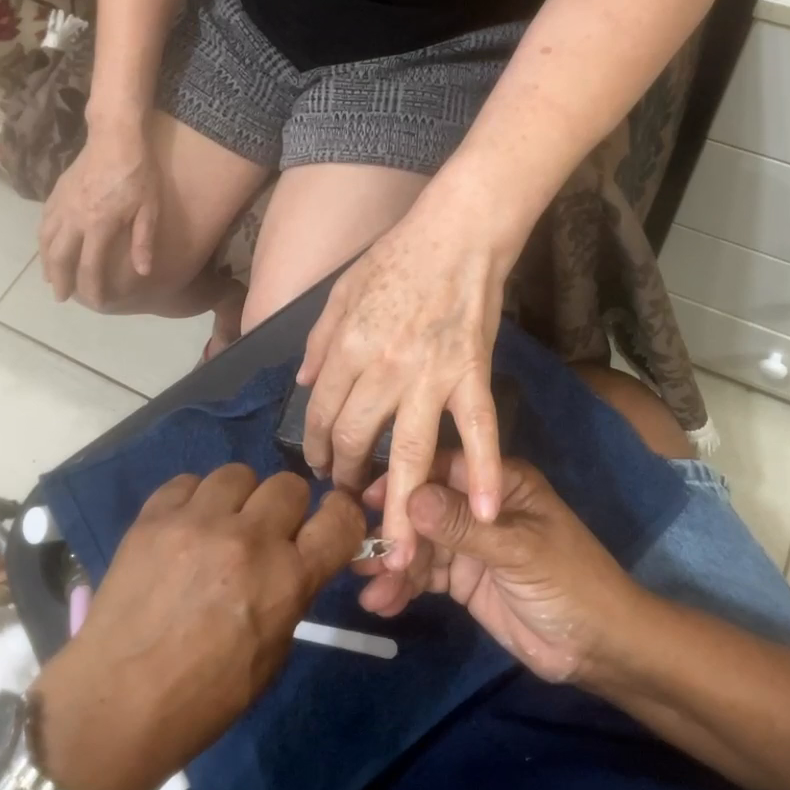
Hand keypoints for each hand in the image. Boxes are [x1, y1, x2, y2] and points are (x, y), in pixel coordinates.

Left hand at [29, 466, 364, 789]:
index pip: (340, 519)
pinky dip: (192, 500)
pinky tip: (183, 529)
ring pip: (239, 474)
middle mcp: (248, 539)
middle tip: (265, 536)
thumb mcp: (271, 655)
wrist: (115, 706)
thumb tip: (296, 562)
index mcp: (287, 579)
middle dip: (285, 510)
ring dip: (239, 499)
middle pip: (288, 485)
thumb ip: (291, 594)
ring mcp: (198, 523)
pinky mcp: (153, 518)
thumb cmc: (203, 698)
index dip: (342, 516)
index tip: (329, 523)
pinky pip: (187, 482)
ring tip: (220, 527)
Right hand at [39, 120, 158, 305]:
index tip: (96, 303)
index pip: (91, 267)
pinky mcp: (56, 192)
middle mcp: (74, 219)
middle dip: (60, 281)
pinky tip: (47, 245)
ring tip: (50, 277)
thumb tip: (143, 271)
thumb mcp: (149, 208)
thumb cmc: (138, 173)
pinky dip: (43, 239)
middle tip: (62, 297)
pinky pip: (44, 222)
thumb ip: (143, 241)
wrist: (114, 137)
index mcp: (98, 226)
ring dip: (46, 262)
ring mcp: (62, 205)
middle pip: (60, 258)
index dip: (93, 288)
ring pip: (46, 241)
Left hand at [298, 209, 510, 586]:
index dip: (318, 444)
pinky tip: (485, 514)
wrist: (456, 233)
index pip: (323, 411)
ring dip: (402, 505)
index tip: (321, 465)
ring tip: (399, 556)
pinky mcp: (471, 374)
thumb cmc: (397, 256)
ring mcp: (429, 376)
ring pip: (409, 450)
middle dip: (348, 476)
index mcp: (346, 346)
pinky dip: (484, 470)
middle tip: (348, 500)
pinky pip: (478, 429)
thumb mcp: (341, 290)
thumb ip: (319, 340)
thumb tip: (303, 383)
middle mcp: (381, 369)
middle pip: (357, 437)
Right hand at [356, 453, 650, 684]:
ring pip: (421, 545)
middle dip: (391, 529)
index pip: (443, 469)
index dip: (404, 481)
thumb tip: (408, 496)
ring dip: (393, 564)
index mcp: (500, 483)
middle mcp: (480, 506)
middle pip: (424, 509)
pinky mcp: (465, 580)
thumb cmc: (569, 583)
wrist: (599, 646)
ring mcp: (471, 545)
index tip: (364, 497)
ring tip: (363, 583)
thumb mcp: (517, 551)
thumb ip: (462, 527)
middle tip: (353, 547)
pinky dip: (404, 588)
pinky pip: (427, 577)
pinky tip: (382, 603)